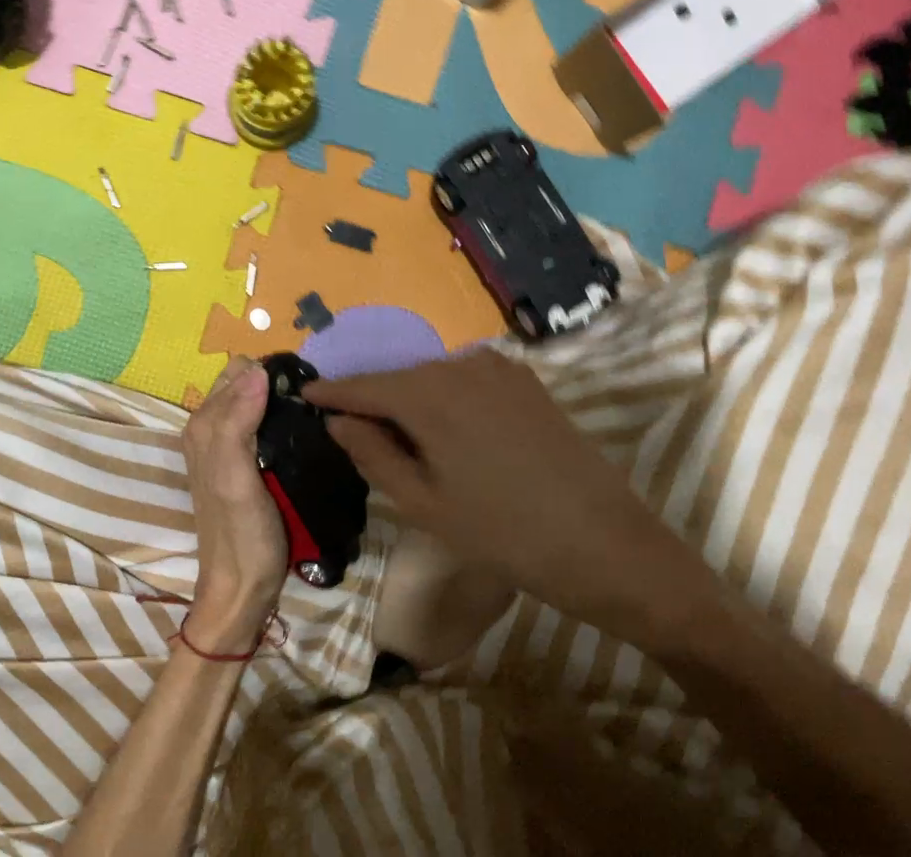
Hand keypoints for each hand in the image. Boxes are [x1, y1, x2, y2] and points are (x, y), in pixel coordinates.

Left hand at [181, 357, 287, 654]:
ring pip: (257, 404)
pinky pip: (263, 427)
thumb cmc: (243, 534)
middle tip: (309, 408)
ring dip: (280, 406)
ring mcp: (228, 447)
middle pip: (248, 384)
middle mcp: (210, 428)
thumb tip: (256, 369)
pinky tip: (300, 438)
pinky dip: (280, 425)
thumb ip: (237, 422)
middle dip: (276, 386)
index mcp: (204, 425)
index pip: (241, 371)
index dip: (272, 374)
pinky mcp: (246, 464)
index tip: (304, 391)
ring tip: (310, 421)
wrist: (242, 588)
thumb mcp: (236, 476)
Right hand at [305, 350, 713, 649]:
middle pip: (399, 378)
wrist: (606, 545)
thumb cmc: (502, 533)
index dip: (331, 392)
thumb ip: (372, 453)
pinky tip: (444, 432)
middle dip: (371, 399)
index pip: (364, 385)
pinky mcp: (528, 383)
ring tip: (396, 439)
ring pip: (433, 378)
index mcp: (429, 394)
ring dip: (409, 401)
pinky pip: (467, 381)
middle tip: (347, 428)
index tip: (304, 394)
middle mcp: (462, 366)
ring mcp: (501, 370)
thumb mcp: (422, 503)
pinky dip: (444, 398)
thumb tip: (337, 420)